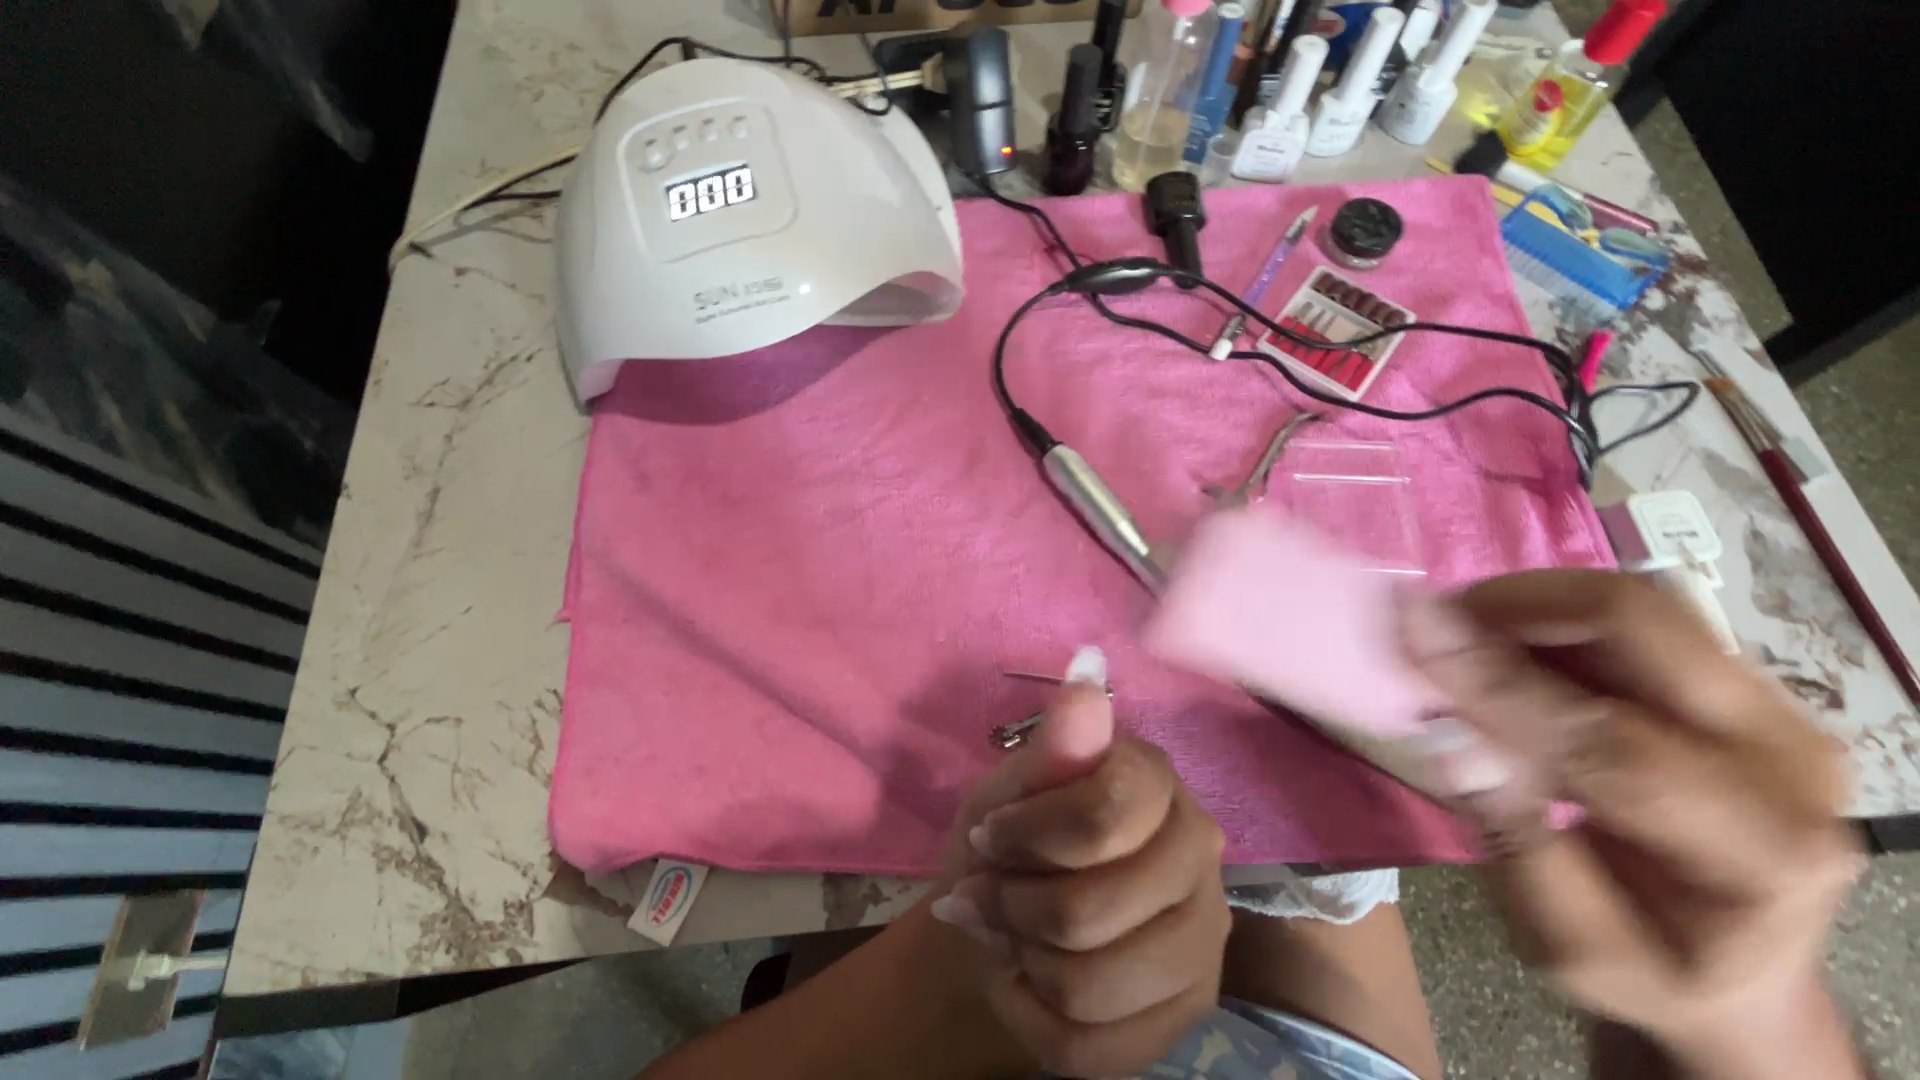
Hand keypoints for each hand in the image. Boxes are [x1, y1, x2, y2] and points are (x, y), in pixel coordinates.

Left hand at [932, 649, 1231, 1078]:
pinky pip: (1094, 1045)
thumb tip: (1088, 669)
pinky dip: (1033, 1016)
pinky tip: (1029, 982)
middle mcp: (1200, 857)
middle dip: (1015, 906)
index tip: (991, 835)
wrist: (998, 931)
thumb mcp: (1008, 791)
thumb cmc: (1005, 847)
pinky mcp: (1189, 1015)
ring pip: (1093, 983)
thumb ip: (1055, 746)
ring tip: (1010, 936)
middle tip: (991, 894)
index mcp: (1157, 784)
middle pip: (1093, 906)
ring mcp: (1204, 942)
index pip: (1109, 809)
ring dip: (1024, 961)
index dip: (1030, 834)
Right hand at [1399, 571, 1864, 1077]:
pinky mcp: (1743, 688)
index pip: (1607, 738)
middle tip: (1436, 618)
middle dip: (1524, 605)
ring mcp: (1773, 713)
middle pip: (1648, 627)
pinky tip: (1504, 651)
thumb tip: (1453, 739)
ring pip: (1642, 607)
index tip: (1412, 630)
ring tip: (1461, 637)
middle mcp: (1785, 760)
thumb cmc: (1648, 966)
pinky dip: (1553, 621)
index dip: (1499, 682)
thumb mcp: (1569, 945)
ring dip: (1535, 607)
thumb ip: (1517, 844)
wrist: (1740, 965)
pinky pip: (1637, 623)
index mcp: (1755, 848)